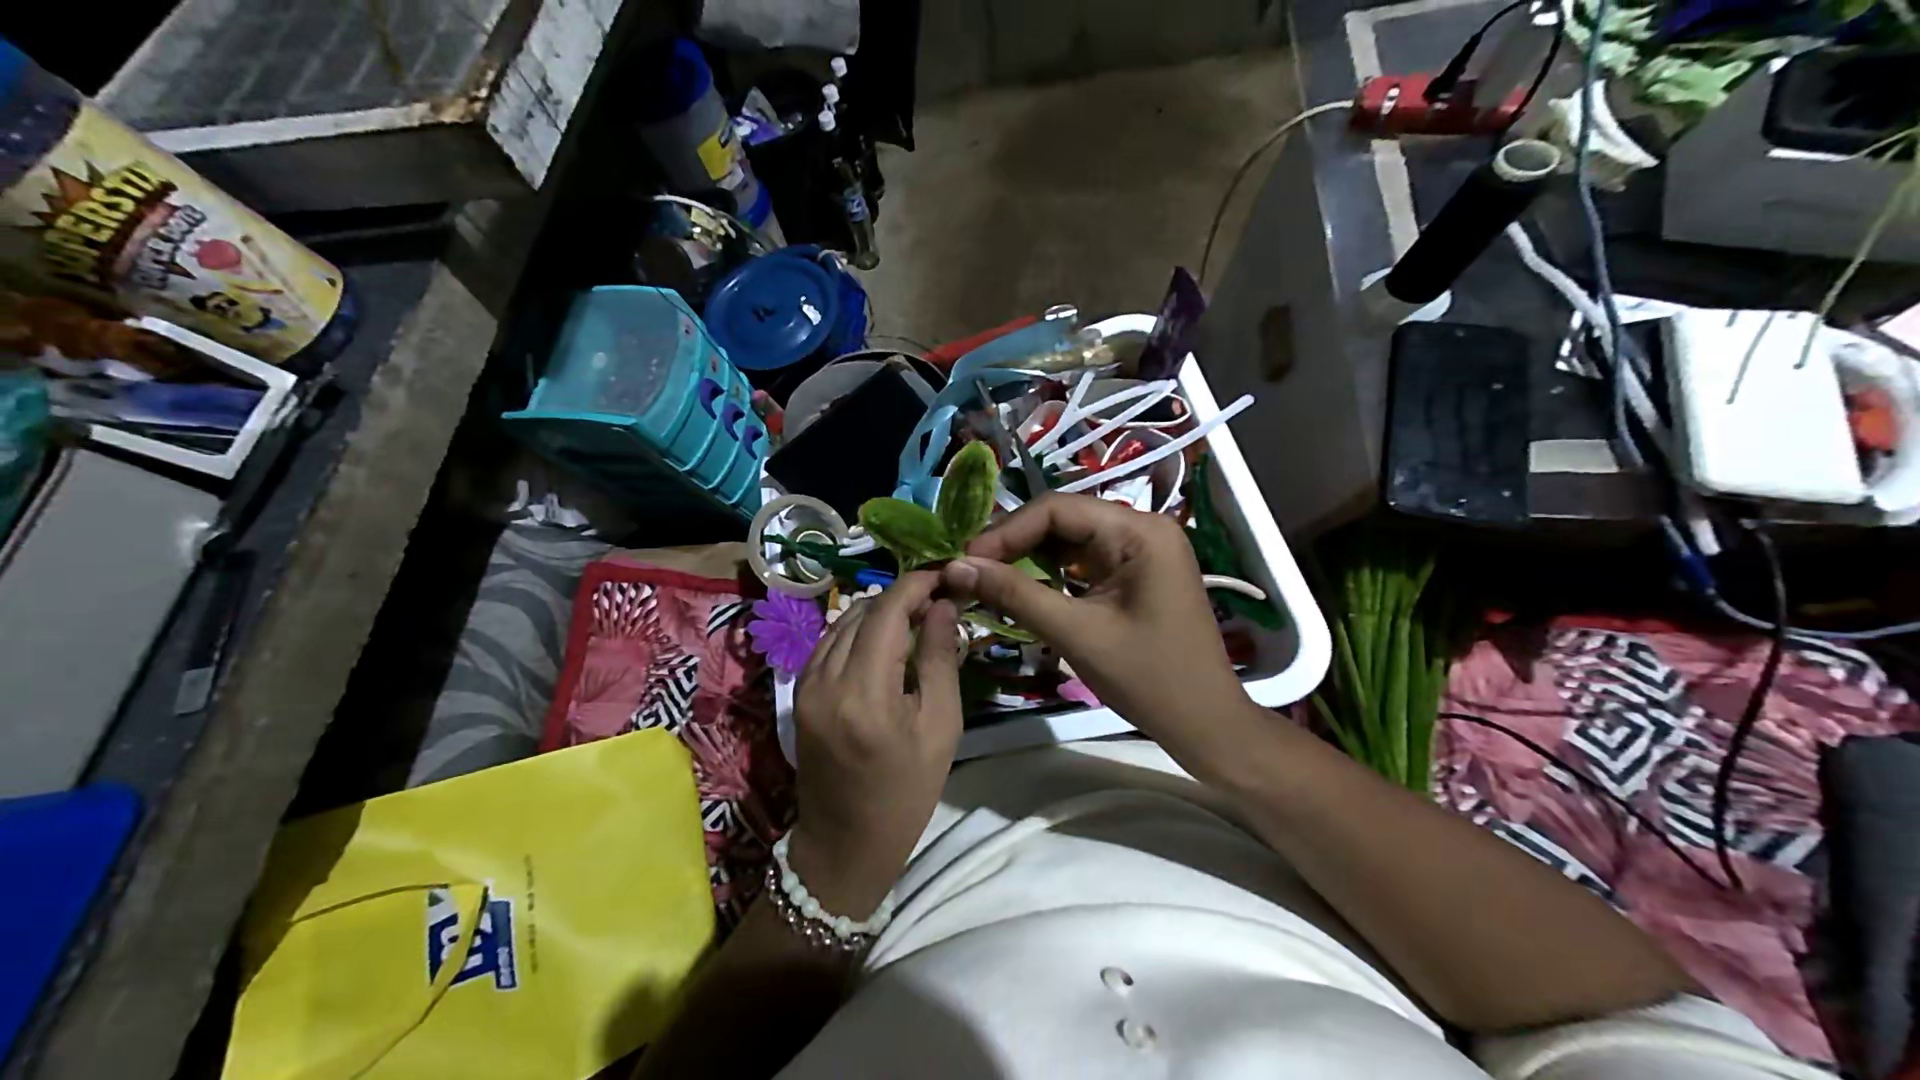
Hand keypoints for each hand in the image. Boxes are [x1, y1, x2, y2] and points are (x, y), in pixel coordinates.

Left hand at [787, 571, 961, 919]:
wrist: (846, 842)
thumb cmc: (906, 792)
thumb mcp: (940, 726)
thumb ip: (940, 658)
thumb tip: (944, 605)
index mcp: (866, 692)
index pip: (888, 612)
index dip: (917, 584)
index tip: (946, 575)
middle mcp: (827, 679)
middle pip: (864, 610)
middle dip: (902, 597)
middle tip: (938, 600)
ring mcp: (806, 685)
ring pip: (843, 622)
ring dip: (879, 612)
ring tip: (916, 619)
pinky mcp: (799, 692)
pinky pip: (829, 643)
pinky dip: (858, 632)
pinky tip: (884, 642)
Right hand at [941, 494, 1250, 755]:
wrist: (1205, 724)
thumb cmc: (1148, 678)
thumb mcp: (1076, 633)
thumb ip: (1015, 594)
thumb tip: (956, 567)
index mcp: (1139, 532)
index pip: (1057, 508)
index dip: (1006, 530)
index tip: (965, 559)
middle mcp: (1143, 528)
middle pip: (1063, 518)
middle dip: (1013, 542)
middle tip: (970, 569)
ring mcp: (1142, 550)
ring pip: (1070, 539)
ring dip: (1028, 556)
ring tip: (986, 576)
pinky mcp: (1136, 573)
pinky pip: (1084, 560)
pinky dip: (1050, 572)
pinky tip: (1019, 586)